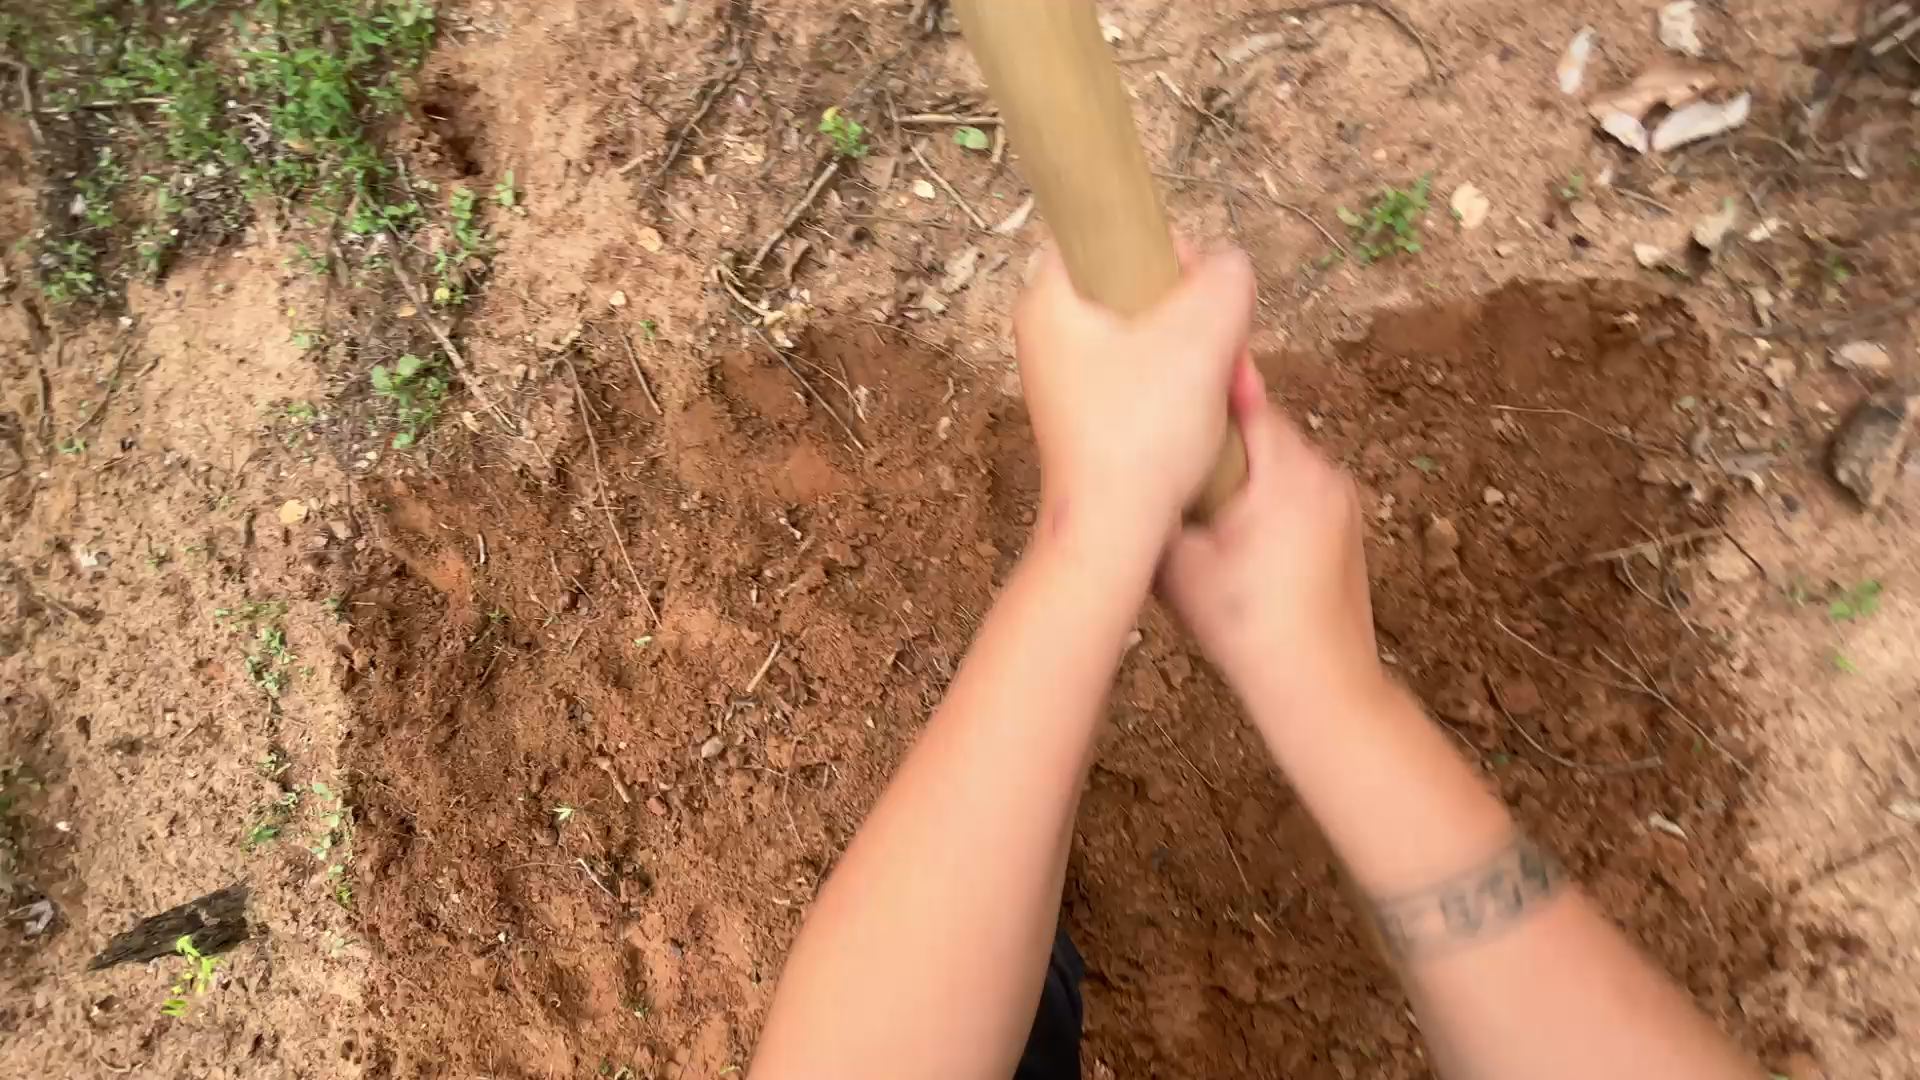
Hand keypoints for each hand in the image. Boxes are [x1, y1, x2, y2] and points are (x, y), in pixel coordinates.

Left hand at [1012, 242, 1254, 547]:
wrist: (1113, 529)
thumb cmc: (1141, 431)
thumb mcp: (1202, 333)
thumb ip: (1225, 277)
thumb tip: (1223, 270)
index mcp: (1048, 300)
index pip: (1099, 231)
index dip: (1157, 244)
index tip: (1192, 284)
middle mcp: (1045, 337)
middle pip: (1129, 287)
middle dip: (1187, 309)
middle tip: (1216, 342)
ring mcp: (1063, 381)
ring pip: (1142, 337)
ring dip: (1190, 351)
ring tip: (1216, 384)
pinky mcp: (1085, 416)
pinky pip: (1138, 378)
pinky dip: (1173, 386)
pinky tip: (1198, 411)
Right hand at [1158, 360, 1384, 722]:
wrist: (1317, 682)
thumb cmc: (1243, 622)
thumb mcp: (1178, 561)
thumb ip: (1159, 502)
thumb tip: (1136, 469)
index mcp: (1286, 472)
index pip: (1246, 402)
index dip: (1206, 394)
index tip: (1174, 387)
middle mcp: (1324, 474)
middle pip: (1261, 431)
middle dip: (1219, 443)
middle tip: (1176, 464)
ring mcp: (1342, 500)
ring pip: (1277, 462)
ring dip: (1242, 472)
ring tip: (1204, 507)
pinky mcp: (1346, 525)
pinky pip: (1296, 489)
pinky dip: (1266, 497)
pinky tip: (1239, 536)